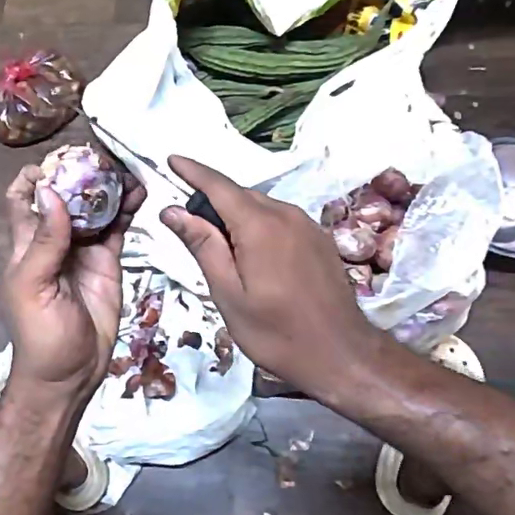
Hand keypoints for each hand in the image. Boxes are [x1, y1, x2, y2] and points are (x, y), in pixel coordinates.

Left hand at [0, 164, 144, 413]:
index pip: (23, 198)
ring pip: (95, 207)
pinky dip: (127, 209)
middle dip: (81, 174)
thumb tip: (51, 191)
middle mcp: (54, 240)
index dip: (36, 176)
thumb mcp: (33, 286)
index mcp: (26, 244)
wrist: (69, 373)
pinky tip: (139, 194)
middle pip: (65, 195)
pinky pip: (117, 228)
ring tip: (127, 172)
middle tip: (104, 158)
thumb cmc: (40, 334)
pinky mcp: (107, 262)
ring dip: (108, 188)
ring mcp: (83, 249)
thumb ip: (44, 241)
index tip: (60, 162)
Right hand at [158, 155, 396, 405]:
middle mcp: (286, 215)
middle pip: (239, 194)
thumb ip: (202, 246)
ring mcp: (307, 226)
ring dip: (234, 214)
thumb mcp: (228, 294)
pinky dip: (257, 224)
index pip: (218, 186)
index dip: (192, 171)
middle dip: (210, 199)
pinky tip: (250, 252)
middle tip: (186, 223)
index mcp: (260, 226)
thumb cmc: (277, 333)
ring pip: (260, 207)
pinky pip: (279, 220)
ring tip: (217, 243)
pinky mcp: (319, 240)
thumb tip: (173, 211)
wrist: (342, 356)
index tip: (172, 159)